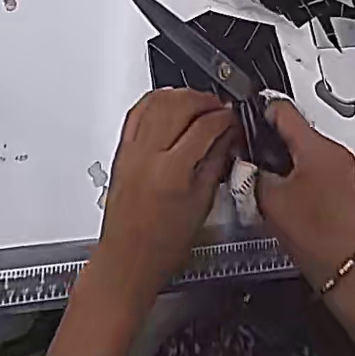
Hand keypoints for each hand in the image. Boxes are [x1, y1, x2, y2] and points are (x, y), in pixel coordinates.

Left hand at [96, 89, 236, 295]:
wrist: (128, 260)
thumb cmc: (161, 245)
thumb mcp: (202, 205)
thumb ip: (216, 163)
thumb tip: (227, 137)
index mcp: (172, 172)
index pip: (204, 127)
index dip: (225, 118)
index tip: (233, 118)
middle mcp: (148, 156)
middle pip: (179, 105)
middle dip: (205, 100)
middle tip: (219, 108)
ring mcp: (131, 150)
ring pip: (156, 102)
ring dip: (180, 95)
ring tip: (197, 103)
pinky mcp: (121, 150)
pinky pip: (137, 112)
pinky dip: (155, 101)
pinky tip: (168, 103)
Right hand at [256, 101, 354, 288]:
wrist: (340, 264)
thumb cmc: (313, 236)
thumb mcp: (268, 197)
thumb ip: (251, 169)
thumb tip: (244, 155)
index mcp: (317, 148)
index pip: (284, 110)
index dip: (259, 112)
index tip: (247, 117)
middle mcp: (334, 150)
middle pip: (295, 125)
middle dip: (271, 137)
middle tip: (253, 151)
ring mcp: (342, 163)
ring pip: (304, 142)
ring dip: (285, 151)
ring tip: (269, 172)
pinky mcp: (343, 176)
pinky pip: (315, 157)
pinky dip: (298, 163)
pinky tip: (286, 183)